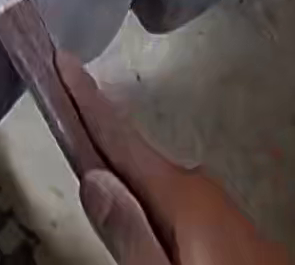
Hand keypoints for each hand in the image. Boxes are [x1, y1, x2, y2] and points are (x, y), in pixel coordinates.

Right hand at [57, 53, 293, 264]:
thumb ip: (131, 236)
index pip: (120, 136)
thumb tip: (92, 177)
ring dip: (123, 174)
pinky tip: (141, 216)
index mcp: (183, 194)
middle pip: (134, 157)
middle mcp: (202, 188)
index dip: (86, 98)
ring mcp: (221, 209)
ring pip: (155, 185)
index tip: (64, 58)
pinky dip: (149, 198)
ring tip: (93, 169)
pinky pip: (175, 203)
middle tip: (64, 116)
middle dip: (98, 137)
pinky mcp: (231, 233)